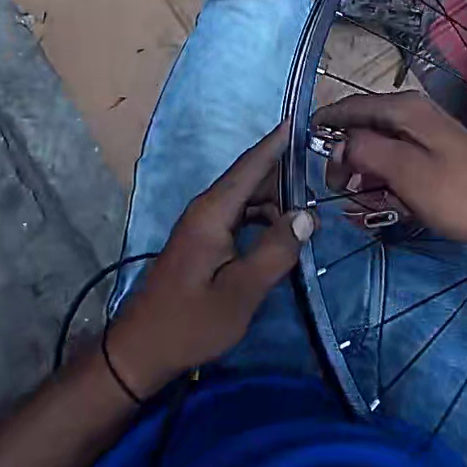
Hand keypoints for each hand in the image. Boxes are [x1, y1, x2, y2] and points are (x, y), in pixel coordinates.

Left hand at [105, 126, 316, 396]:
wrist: (144, 347)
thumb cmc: (192, 321)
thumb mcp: (242, 291)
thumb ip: (276, 251)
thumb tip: (305, 214)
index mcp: (212, 212)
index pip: (249, 166)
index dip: (275, 143)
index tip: (298, 120)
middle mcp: (205, 209)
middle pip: (249, 179)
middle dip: (283, 170)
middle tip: (322, 166)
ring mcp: (202, 224)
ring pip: (245, 199)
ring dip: (275, 199)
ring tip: (311, 203)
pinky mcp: (202, 240)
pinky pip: (238, 217)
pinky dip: (262, 218)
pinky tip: (283, 233)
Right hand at [313, 91, 466, 253]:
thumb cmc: (456, 194)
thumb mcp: (402, 170)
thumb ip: (362, 149)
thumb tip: (339, 143)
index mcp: (404, 108)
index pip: (350, 107)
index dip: (324, 125)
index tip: (306, 147)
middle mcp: (414, 113)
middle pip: (363, 128)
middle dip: (345, 157)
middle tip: (338, 189)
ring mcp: (428, 135)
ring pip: (379, 147)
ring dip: (364, 173)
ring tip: (360, 202)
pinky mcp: (437, 157)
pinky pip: (398, 162)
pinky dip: (385, 180)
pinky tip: (384, 204)